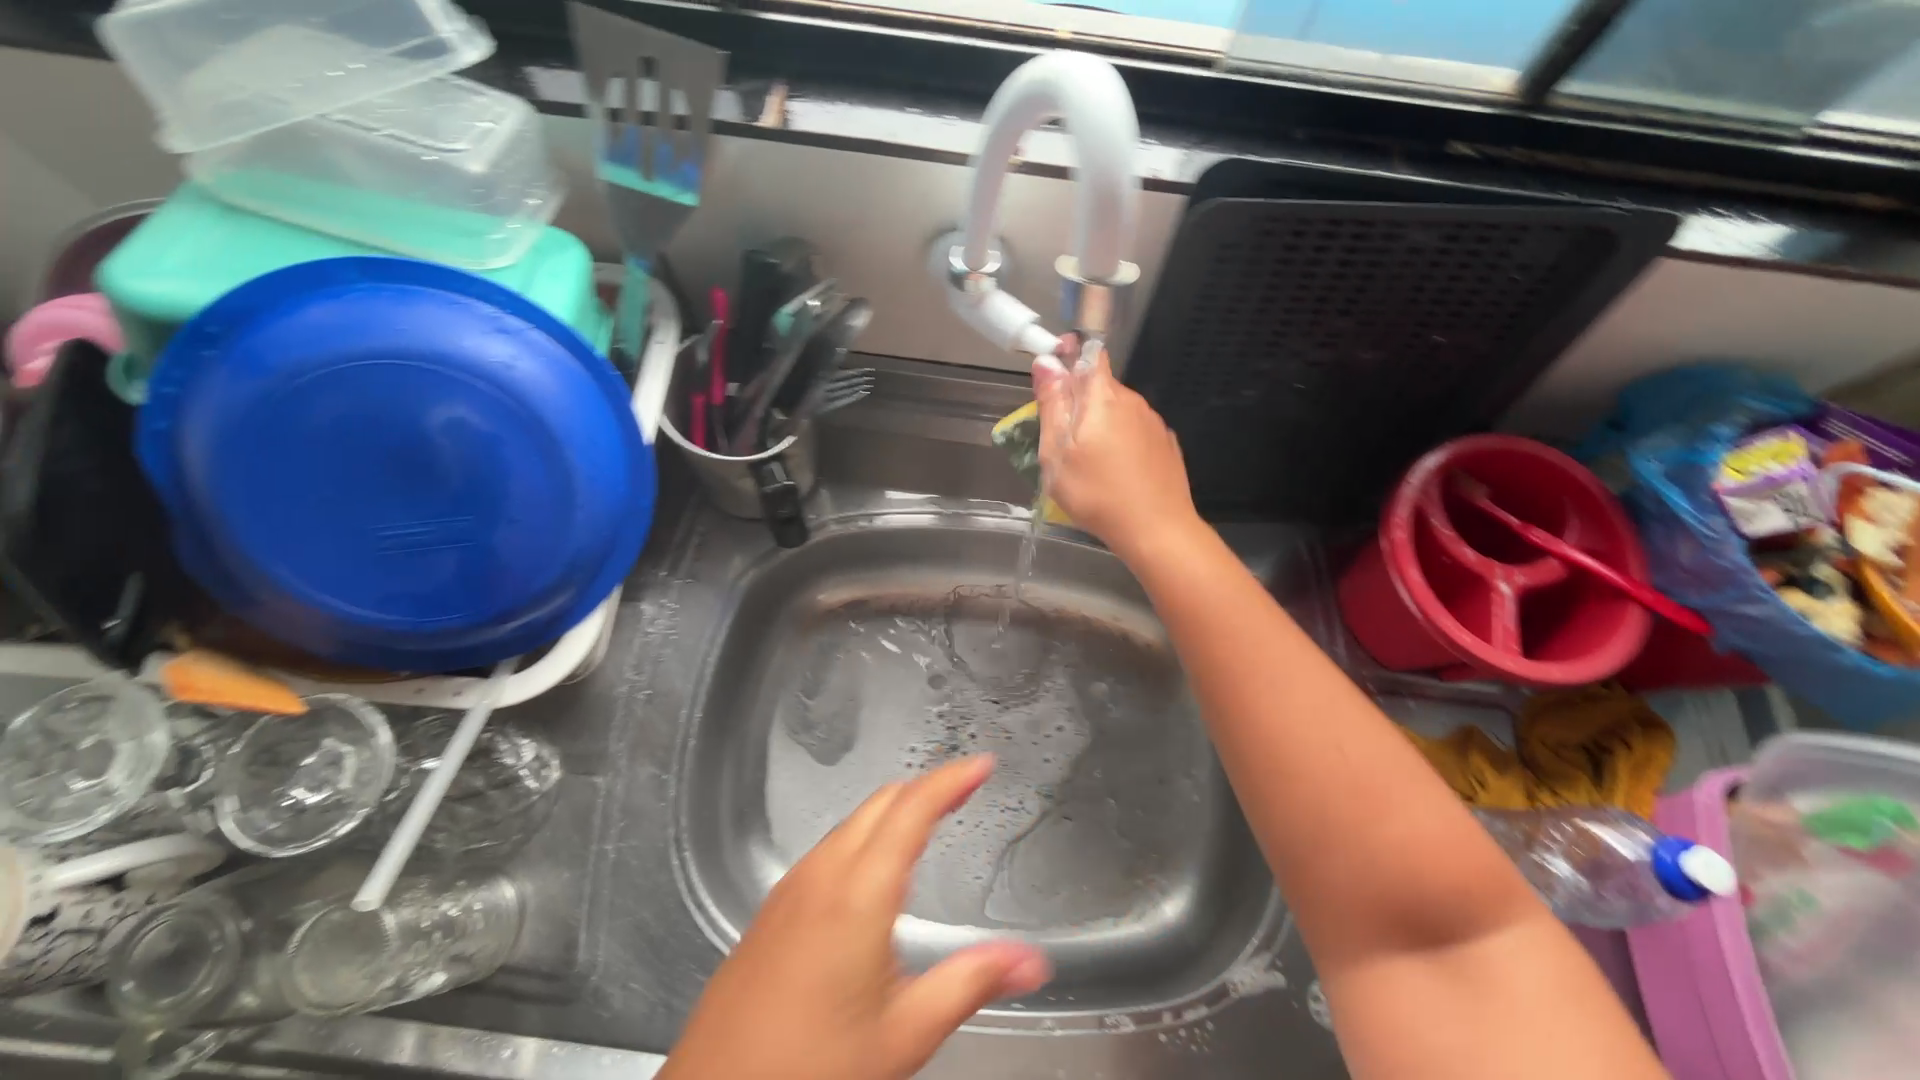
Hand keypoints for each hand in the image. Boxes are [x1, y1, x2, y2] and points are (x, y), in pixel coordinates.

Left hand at [660, 755, 1051, 1079]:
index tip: (981, 765)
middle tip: (963, 787)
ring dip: (892, 810)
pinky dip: (862, 837)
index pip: (912, 809)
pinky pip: (826, 851)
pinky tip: (872, 870)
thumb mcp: (905, 1032)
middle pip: (879, 803)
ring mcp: (790, 890)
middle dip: (925, 786)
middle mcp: (820, 877)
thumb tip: (1027, 963)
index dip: (951, 779)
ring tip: (928, 819)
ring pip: (849, 824)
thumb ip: (970, 984)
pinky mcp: (773, 910)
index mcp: (858, 894)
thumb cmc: (805, 1066)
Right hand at [1033, 338, 1198, 558]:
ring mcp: (1153, 423)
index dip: (1070, 355)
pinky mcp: (1166, 445)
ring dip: (1101, 426)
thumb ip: (1052, 406)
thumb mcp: (1058, 454)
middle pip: (1100, 387)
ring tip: (1089, 465)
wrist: (1157, 530)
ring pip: (1118, 412)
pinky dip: (1121, 444)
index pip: (1089, 354)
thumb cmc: (1097, 493)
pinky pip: (1135, 433)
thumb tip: (1046, 363)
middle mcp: (1133, 401)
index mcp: (1103, 397)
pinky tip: (1116, 474)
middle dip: (1080, 404)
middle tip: (1062, 441)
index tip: (1054, 378)